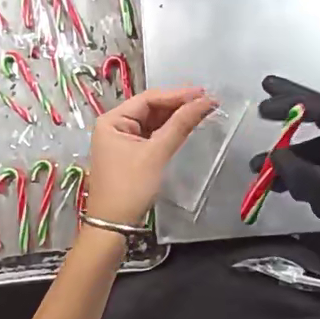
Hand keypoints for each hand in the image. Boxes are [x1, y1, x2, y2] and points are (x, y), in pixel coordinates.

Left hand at [86, 86, 217, 225]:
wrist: (113, 225)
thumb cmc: (130, 188)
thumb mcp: (156, 154)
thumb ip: (180, 125)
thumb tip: (205, 101)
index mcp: (112, 120)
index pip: (148, 99)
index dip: (177, 94)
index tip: (204, 93)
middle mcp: (114, 126)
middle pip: (150, 108)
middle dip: (178, 104)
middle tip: (207, 100)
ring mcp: (121, 140)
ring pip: (152, 122)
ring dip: (175, 117)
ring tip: (202, 110)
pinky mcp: (129, 154)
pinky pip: (151, 136)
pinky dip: (168, 131)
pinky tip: (186, 126)